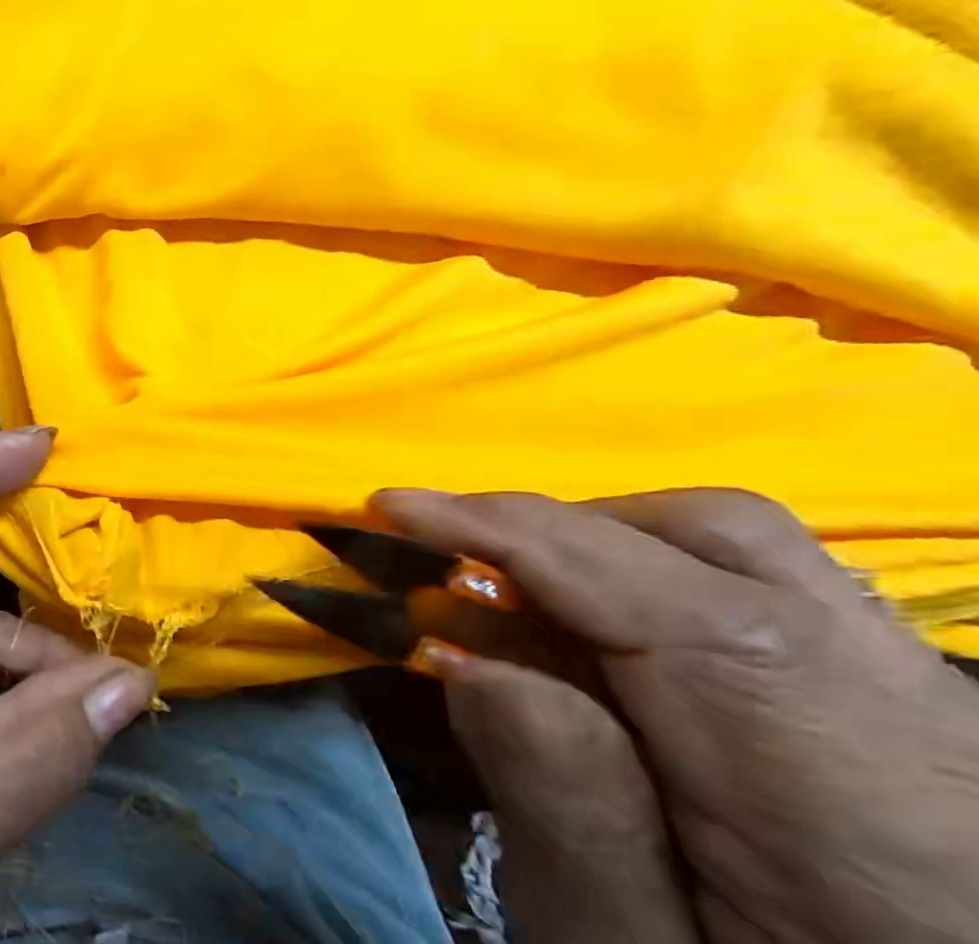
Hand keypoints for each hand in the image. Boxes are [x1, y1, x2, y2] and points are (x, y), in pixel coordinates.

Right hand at [375, 487, 978, 943]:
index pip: (679, 610)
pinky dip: (636, 582)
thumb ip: (560, 803)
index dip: (522, 537)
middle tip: (448, 566)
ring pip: (738, 550)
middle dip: (554, 532)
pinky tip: (582, 636)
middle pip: (724, 543)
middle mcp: (924, 726)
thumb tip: (463, 655)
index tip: (395, 510)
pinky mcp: (888, 704)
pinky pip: (750, 588)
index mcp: (863, 809)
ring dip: (593, 549)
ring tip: (508, 597)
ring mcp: (919, 703)